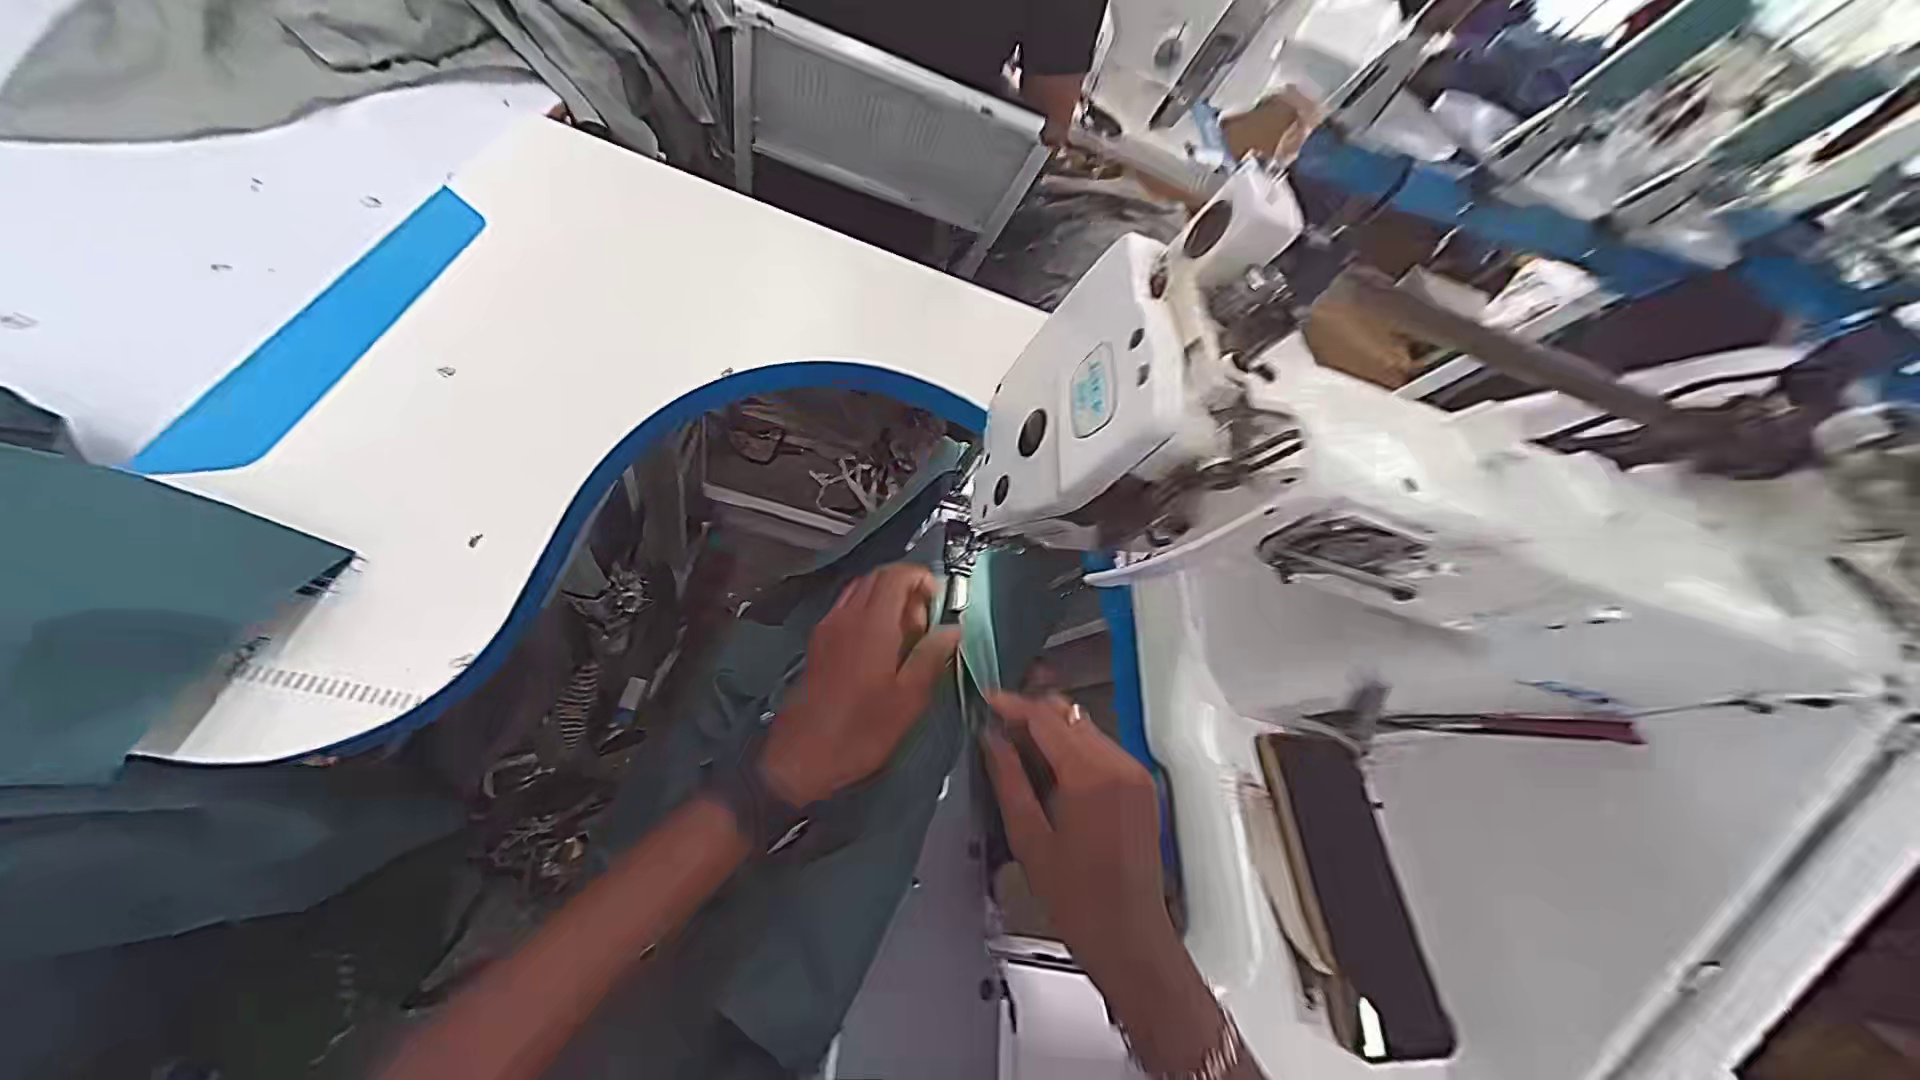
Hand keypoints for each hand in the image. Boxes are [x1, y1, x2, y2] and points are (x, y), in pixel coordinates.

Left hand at [761, 563, 960, 805]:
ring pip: (860, 590)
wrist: (801, 756)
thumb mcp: (908, 699)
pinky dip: (868, 609)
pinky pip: (846, 607)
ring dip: (886, 596)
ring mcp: (828, 627)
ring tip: (905, 631)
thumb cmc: (860, 731)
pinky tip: (879, 643)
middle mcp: (846, 616)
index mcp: (872, 624)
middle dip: (906, 586)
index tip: (938, 600)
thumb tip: (952, 628)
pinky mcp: (818, 642)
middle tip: (925, 619)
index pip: (896, 576)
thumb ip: (931, 656)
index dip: (921, 578)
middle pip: (877, 577)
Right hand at [979, 692, 1173, 982]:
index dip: (1012, 705)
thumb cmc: (1076, 899)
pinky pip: (1102, 747)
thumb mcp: (1029, 837)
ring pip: (1085, 727)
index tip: (988, 700)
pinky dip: (1073, 747)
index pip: (1045, 718)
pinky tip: (1050, 769)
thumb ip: (1008, 778)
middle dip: (1031, 714)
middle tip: (998, 728)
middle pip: (1068, 715)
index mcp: (1090, 774)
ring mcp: (1134, 772)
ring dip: (1052, 729)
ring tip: (1019, 749)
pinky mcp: (1140, 784)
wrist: (1130, 937)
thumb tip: (990, 738)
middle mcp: (1119, 763)